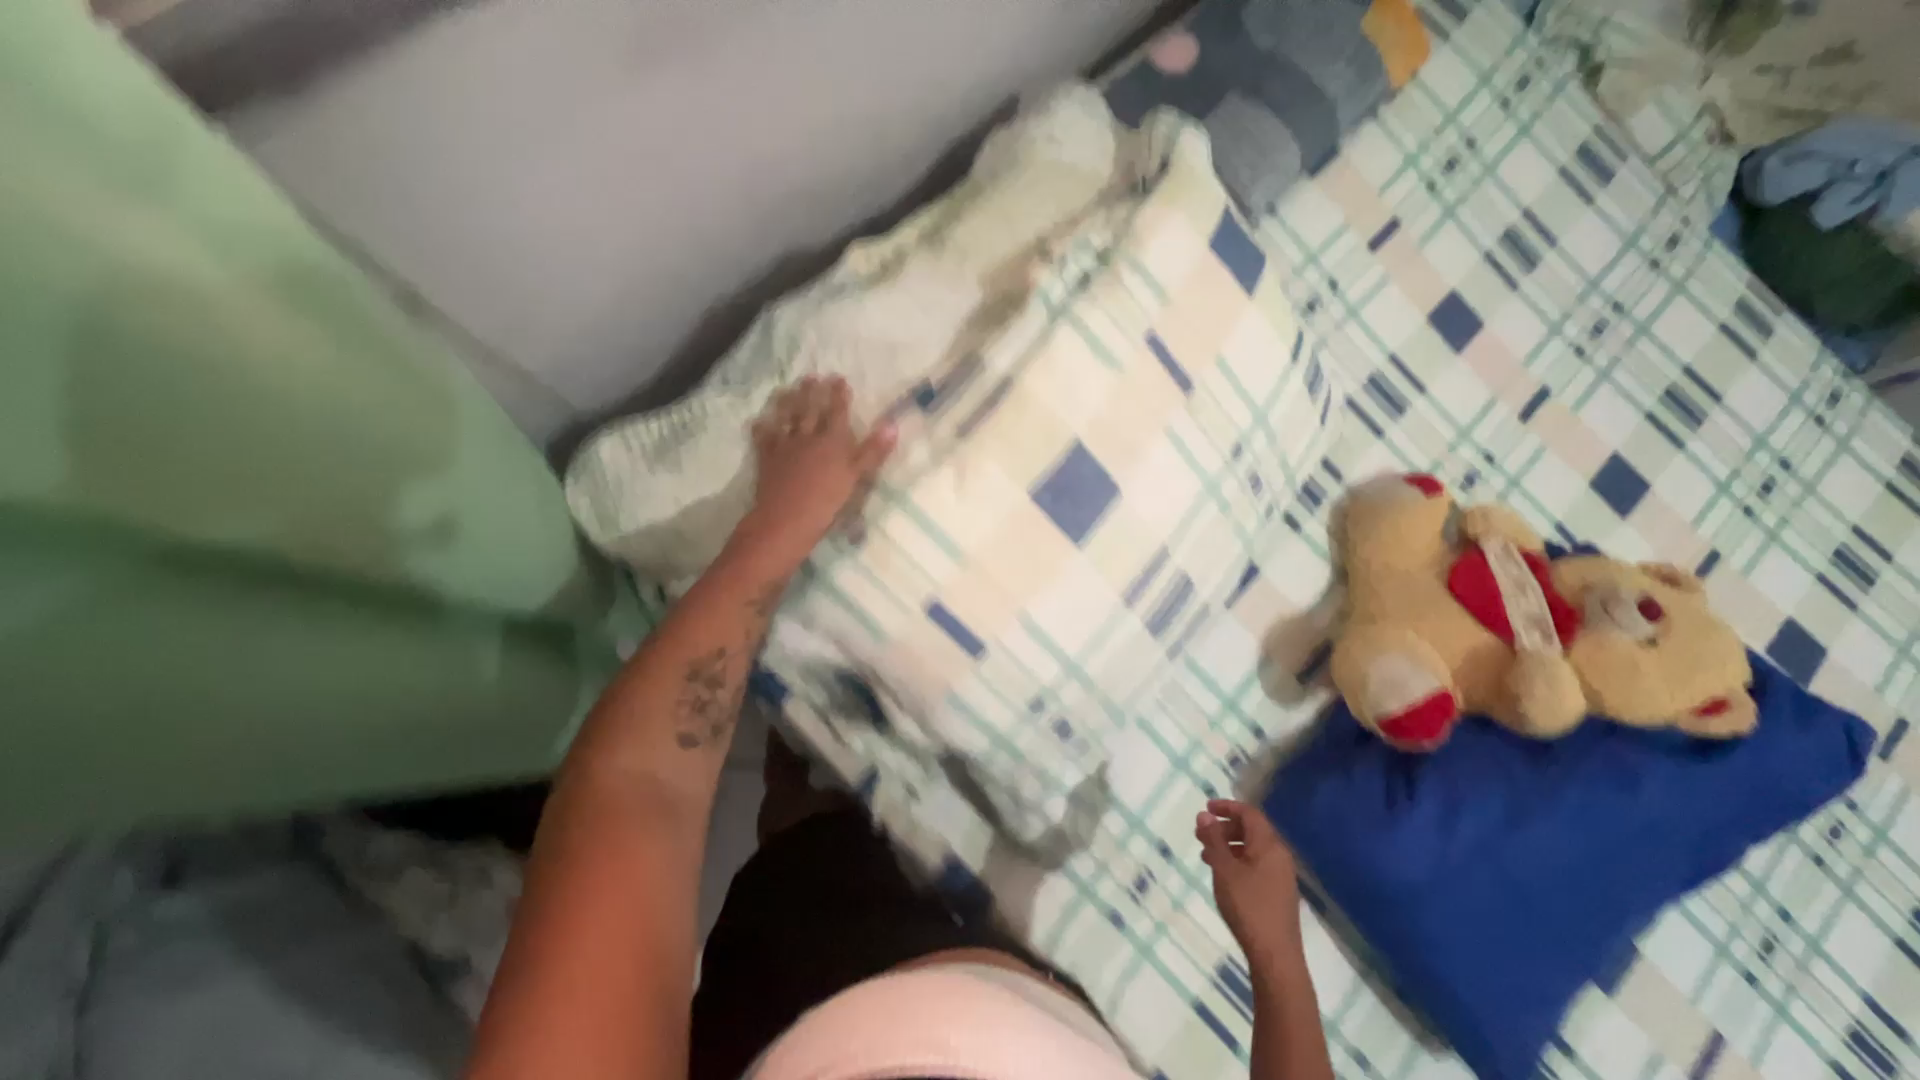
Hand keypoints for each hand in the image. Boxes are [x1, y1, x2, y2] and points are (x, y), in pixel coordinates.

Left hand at [735, 376, 895, 566]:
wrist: (787, 519)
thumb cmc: (827, 502)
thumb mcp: (857, 477)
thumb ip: (873, 451)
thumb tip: (892, 425)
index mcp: (832, 441)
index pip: (837, 412)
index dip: (838, 395)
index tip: (839, 379)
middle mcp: (807, 437)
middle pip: (809, 410)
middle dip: (811, 392)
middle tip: (811, 376)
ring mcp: (785, 446)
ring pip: (786, 419)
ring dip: (786, 403)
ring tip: (786, 389)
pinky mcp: (767, 459)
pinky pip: (764, 439)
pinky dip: (762, 428)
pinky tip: (759, 421)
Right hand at [1196, 799, 1303, 966]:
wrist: (1275, 954)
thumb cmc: (1247, 906)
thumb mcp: (1224, 870)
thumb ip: (1214, 840)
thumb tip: (1205, 815)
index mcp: (1269, 845)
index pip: (1249, 814)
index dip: (1227, 807)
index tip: (1205, 808)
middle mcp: (1279, 855)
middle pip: (1252, 830)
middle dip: (1225, 828)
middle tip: (1200, 834)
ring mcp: (1281, 875)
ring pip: (1253, 849)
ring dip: (1229, 846)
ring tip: (1205, 855)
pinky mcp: (1279, 892)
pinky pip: (1256, 864)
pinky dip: (1238, 861)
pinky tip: (1223, 876)